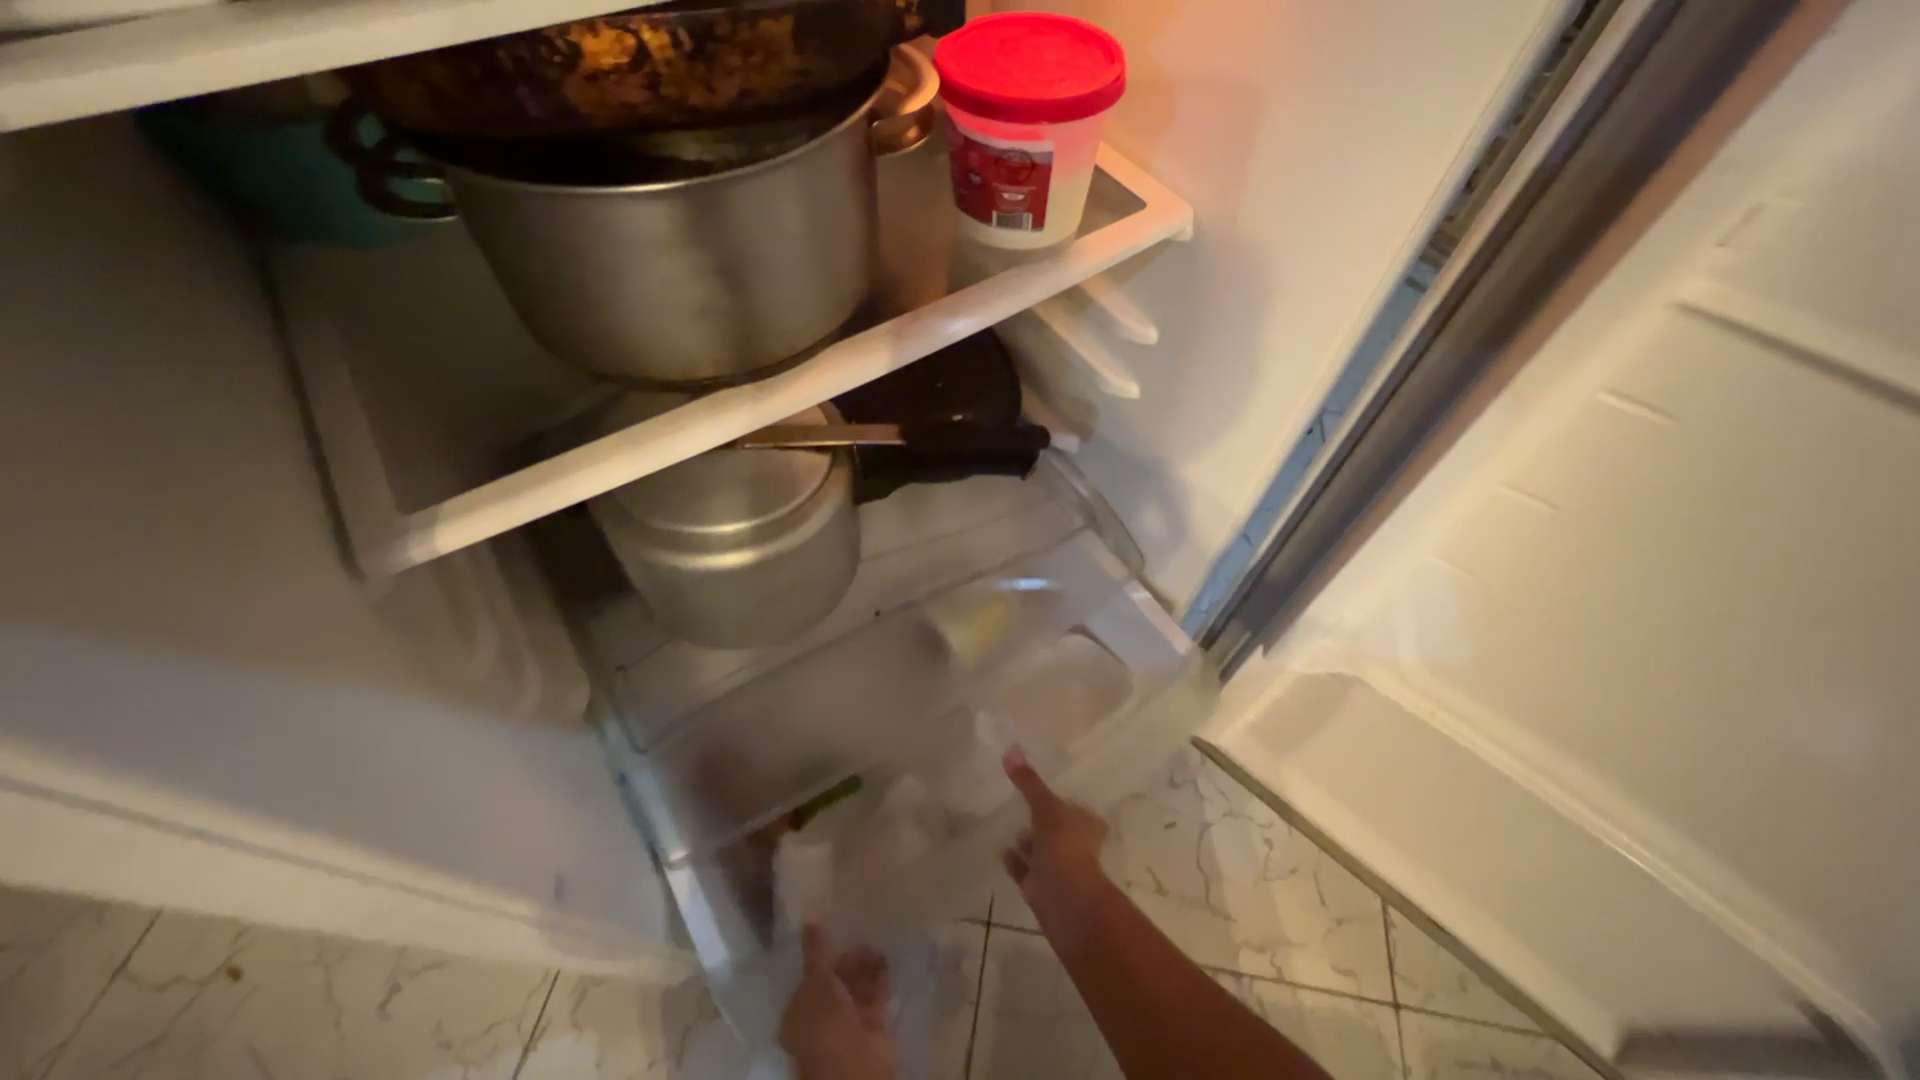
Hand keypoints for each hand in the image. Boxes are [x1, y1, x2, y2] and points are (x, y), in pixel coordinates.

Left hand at [779, 924, 895, 1079]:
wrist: (856, 1067)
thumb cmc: (826, 1024)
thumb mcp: (817, 983)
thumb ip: (816, 952)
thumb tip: (809, 921)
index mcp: (800, 1011)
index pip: (810, 978)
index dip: (822, 956)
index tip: (835, 932)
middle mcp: (822, 1017)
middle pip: (836, 981)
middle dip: (849, 960)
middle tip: (862, 937)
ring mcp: (849, 1022)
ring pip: (857, 987)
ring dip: (866, 966)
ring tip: (877, 947)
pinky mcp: (873, 1024)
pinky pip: (875, 996)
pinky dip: (880, 979)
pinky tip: (886, 961)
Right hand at [1002, 748, 1113, 944]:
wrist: (1063, 895)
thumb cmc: (1063, 844)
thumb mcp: (1046, 806)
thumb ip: (1029, 782)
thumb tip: (1010, 750)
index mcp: (1087, 824)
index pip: (1076, 808)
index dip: (1062, 801)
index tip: (1042, 792)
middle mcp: (1077, 845)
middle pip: (1058, 830)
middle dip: (1041, 822)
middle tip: (1021, 807)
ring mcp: (1060, 867)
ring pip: (1042, 851)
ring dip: (1028, 842)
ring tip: (1008, 827)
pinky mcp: (1043, 887)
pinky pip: (1026, 869)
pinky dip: (1016, 861)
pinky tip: (1002, 850)